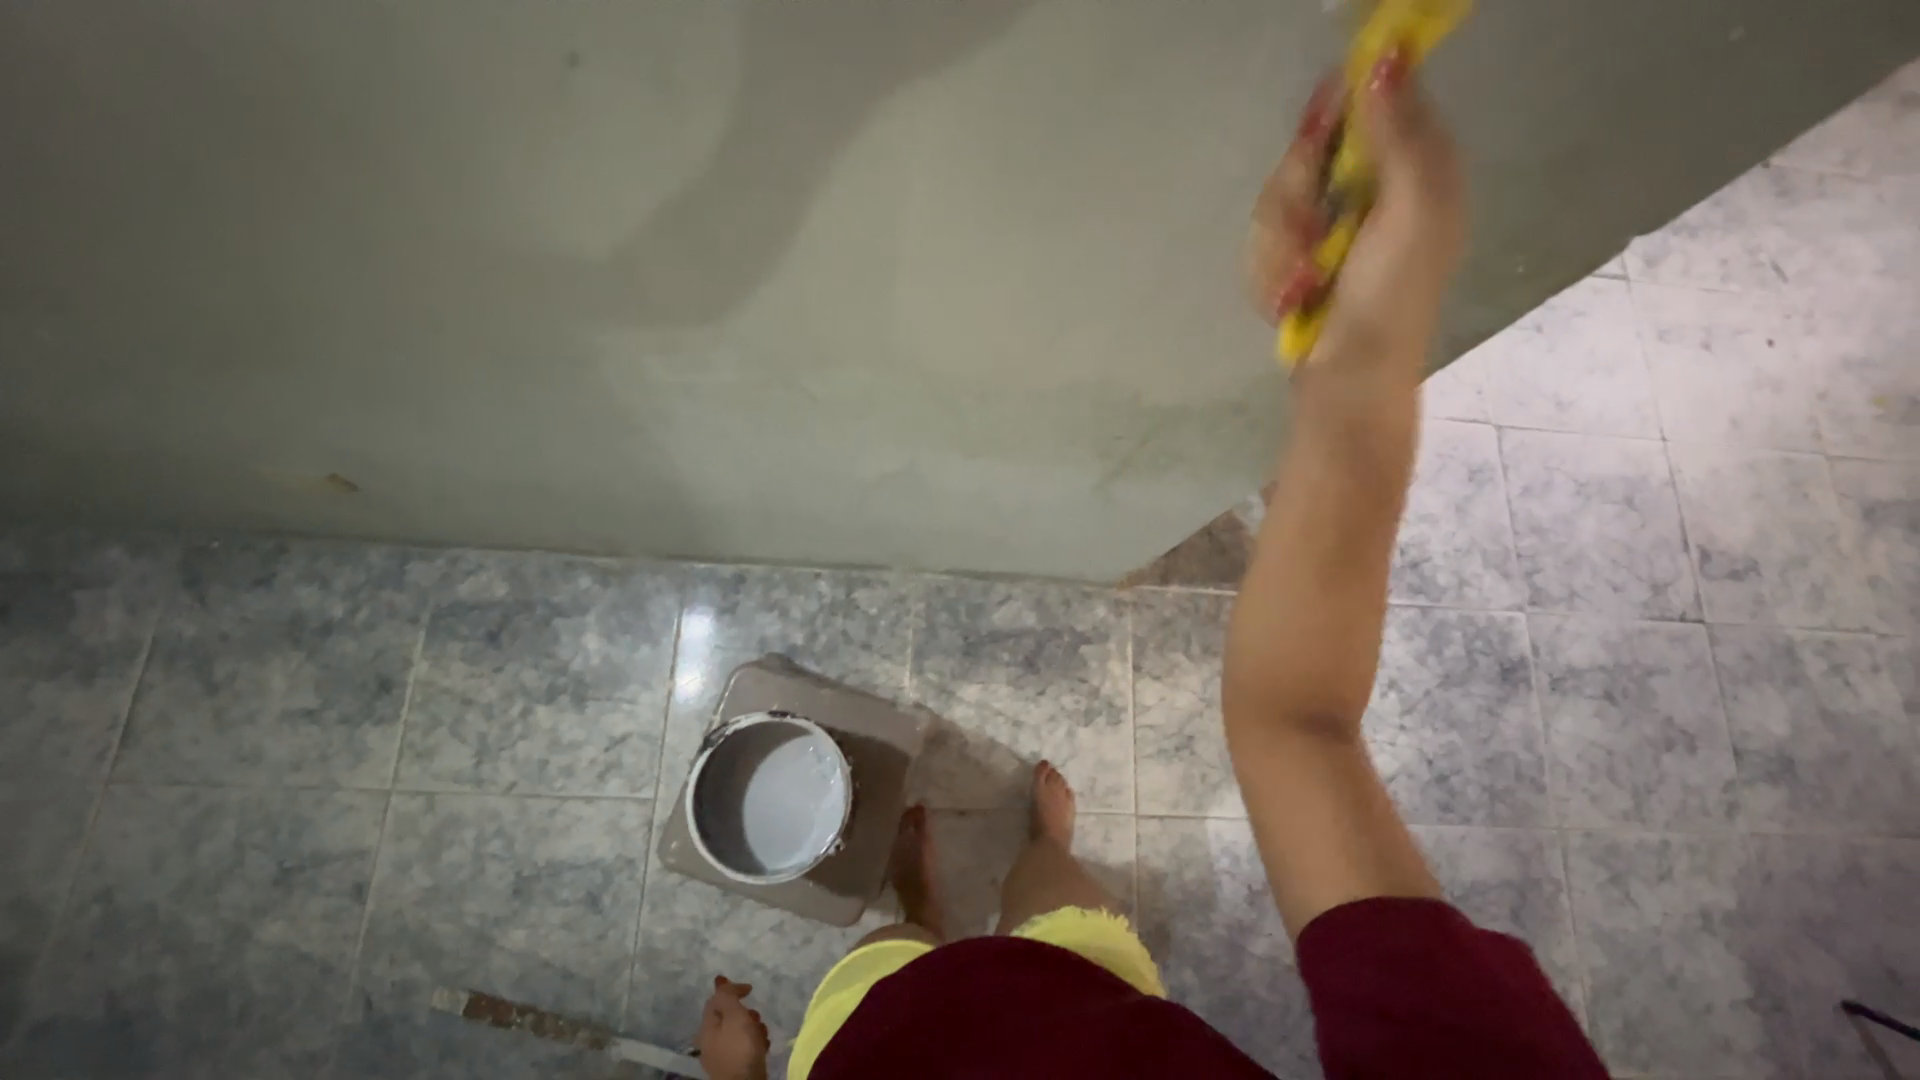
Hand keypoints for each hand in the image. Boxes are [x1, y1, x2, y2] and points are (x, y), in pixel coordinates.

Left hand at [697, 976, 769, 1079]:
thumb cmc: (740, 1048)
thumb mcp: (734, 1015)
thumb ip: (727, 996)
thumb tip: (719, 979)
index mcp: (706, 1027)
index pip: (715, 1000)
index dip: (732, 990)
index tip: (750, 988)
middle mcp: (710, 1041)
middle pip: (728, 1016)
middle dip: (745, 1012)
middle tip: (755, 1015)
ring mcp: (721, 1056)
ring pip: (738, 1031)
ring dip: (752, 1027)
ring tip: (761, 1032)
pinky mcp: (733, 1067)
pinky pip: (744, 1047)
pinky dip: (753, 1042)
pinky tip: (762, 1046)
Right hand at [1247, 50, 1464, 375]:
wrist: (1348, 381)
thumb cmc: (1389, 300)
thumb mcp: (1411, 211)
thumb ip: (1398, 137)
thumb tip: (1387, 58)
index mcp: (1415, 172)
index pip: (1371, 106)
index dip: (1337, 114)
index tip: (1316, 130)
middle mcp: (1370, 195)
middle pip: (1305, 159)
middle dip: (1295, 207)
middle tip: (1311, 241)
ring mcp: (1327, 233)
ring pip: (1274, 207)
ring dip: (1279, 252)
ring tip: (1302, 288)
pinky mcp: (1295, 265)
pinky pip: (1262, 248)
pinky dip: (1270, 279)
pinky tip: (1290, 301)